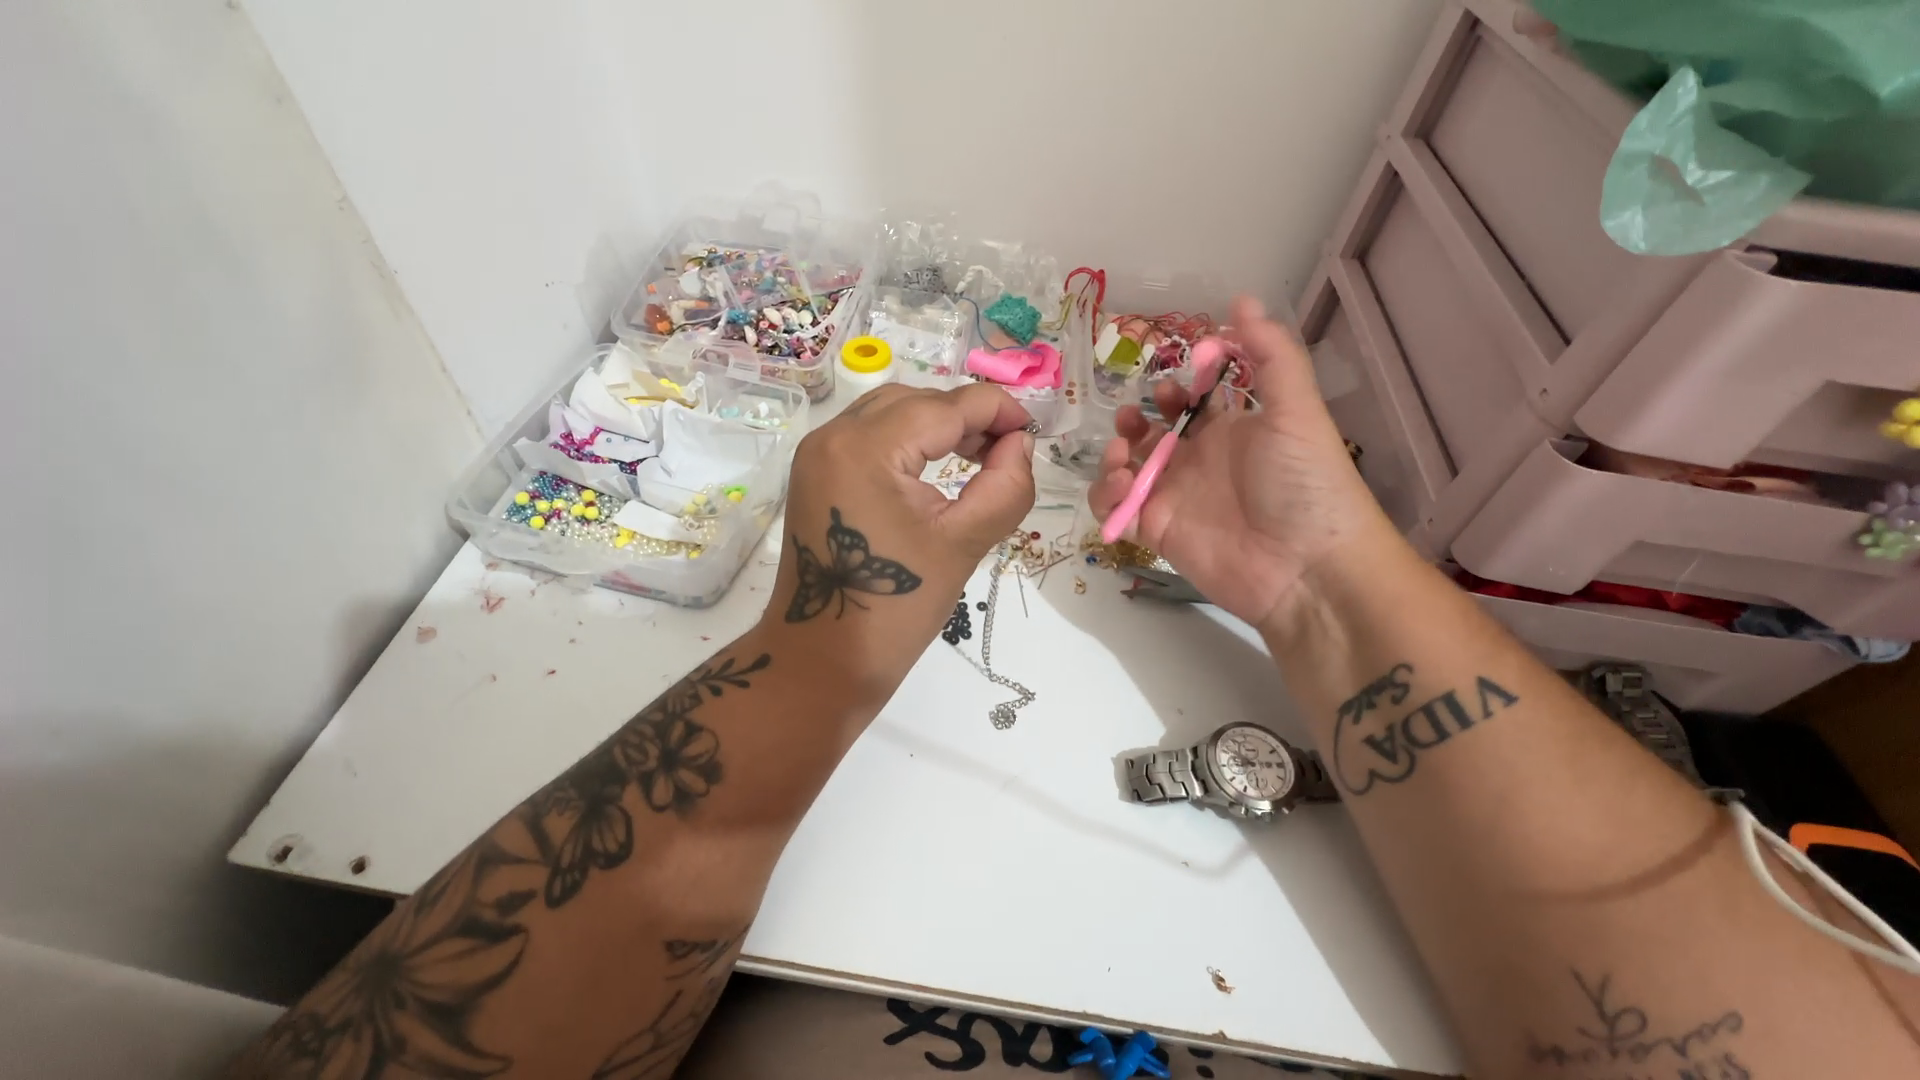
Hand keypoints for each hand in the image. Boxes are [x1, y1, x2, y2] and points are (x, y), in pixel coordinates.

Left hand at [766, 383, 1036, 694]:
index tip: (1032, 430)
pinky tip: (938, 466)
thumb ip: (1004, 485)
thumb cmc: (895, 611)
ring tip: (979, 456)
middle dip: (967, 416)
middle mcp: (833, 436)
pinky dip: (908, 441)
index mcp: (864, 449)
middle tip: (1008, 449)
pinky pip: (870, 437)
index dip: (995, 409)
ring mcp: (818, 454)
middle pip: (915, 401)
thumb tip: (1020, 442)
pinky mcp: (816, 474)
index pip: (944, 406)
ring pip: (891, 413)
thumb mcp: (963, 544)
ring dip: (938, 425)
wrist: (822, 660)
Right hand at [1089, 296, 1393, 635]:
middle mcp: (1199, 461)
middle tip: (1134, 420)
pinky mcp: (1156, 531)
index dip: (1174, 388)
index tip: (1169, 385)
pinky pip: (1117, 509)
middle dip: (1134, 421)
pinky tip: (1121, 489)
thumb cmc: (1306, 482)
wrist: (1306, 566)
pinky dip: (1107, 496)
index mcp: (1230, 430)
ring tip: (1125, 457)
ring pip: (1127, 469)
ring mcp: (1175, 497)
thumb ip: (1270, 354)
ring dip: (1115, 456)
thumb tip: (1241, 298)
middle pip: (1151, 434)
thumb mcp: (1296, 410)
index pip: (1191, 402)